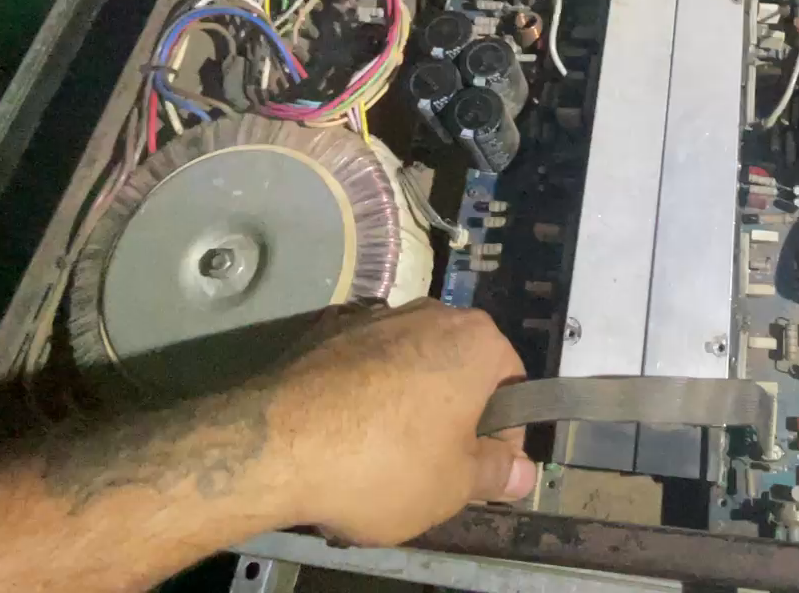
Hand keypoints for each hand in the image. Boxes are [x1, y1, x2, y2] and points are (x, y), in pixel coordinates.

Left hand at [264, 301, 536, 544]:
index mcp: (478, 341)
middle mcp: (436, 313)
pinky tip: (345, 428)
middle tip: (436, 464)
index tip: (483, 469)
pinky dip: (366, 387)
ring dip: (410, 398)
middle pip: (462, 366)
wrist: (274, 444)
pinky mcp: (333, 327)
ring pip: (414, 361)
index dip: (504, 433)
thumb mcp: (454, 486)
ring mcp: (381, 314)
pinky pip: (367, 359)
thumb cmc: (384, 462)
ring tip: (382, 452)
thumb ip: (497, 474)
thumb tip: (523, 472)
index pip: (513, 383)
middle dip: (456, 412)